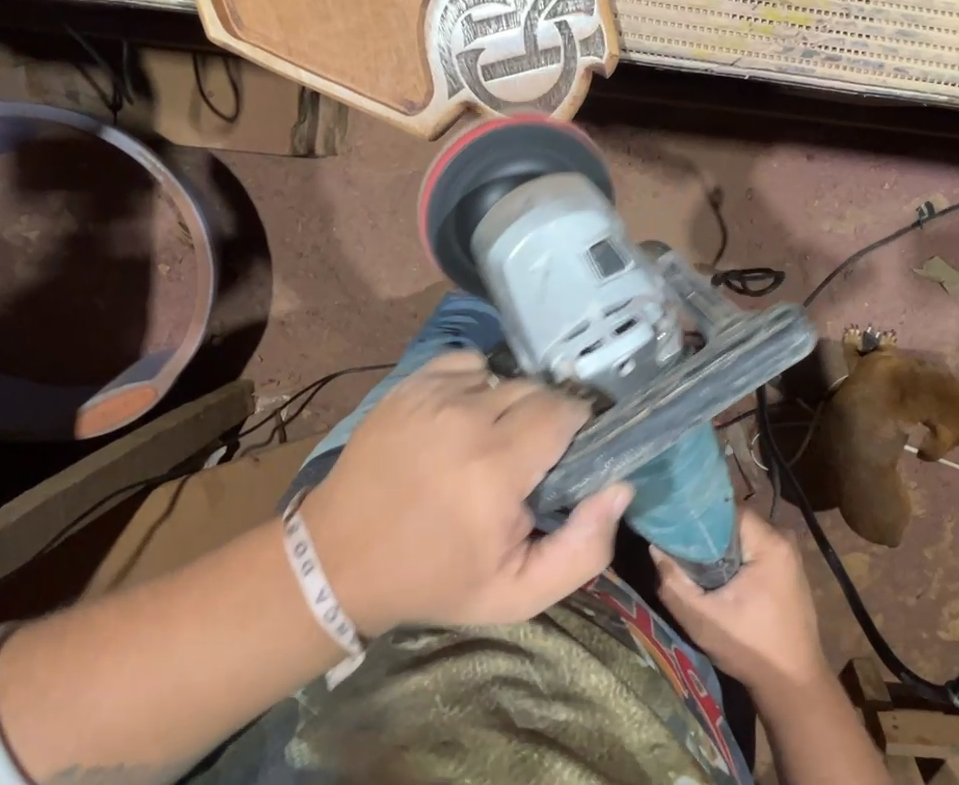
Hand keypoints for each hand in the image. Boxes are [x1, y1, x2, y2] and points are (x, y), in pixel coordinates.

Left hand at [299, 350, 632, 634]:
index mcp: (496, 468)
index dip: (577, 429)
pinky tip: (464, 420)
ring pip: (504, 377)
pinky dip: (477, 385)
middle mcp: (465, 418)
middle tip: (530, 458)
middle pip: (537, 390)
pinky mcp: (408, 385)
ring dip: (511, 405)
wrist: (339, 560)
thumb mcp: (518, 592)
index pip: (566, 411)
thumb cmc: (435, 579)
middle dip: (547, 419)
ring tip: (493, 442)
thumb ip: (584, 548)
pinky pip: (468, 364)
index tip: (568, 457)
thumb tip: (620, 487)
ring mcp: (432, 395)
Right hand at [652, 507, 826, 691]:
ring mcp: (788, 555)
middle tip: (674, 543)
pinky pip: (753, 550)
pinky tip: (714, 573)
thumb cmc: (750, 649)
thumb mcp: (702, 619)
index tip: (670, 524)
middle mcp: (783, 539)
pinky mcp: (787, 570)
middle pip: (734, 521)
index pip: (725, 509)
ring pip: (742, 537)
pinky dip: (733, 558)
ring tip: (689, 558)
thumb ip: (674, 582)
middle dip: (705, 533)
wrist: (793, 684)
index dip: (696, 515)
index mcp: (769, 542)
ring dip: (718, 547)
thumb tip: (655, 547)